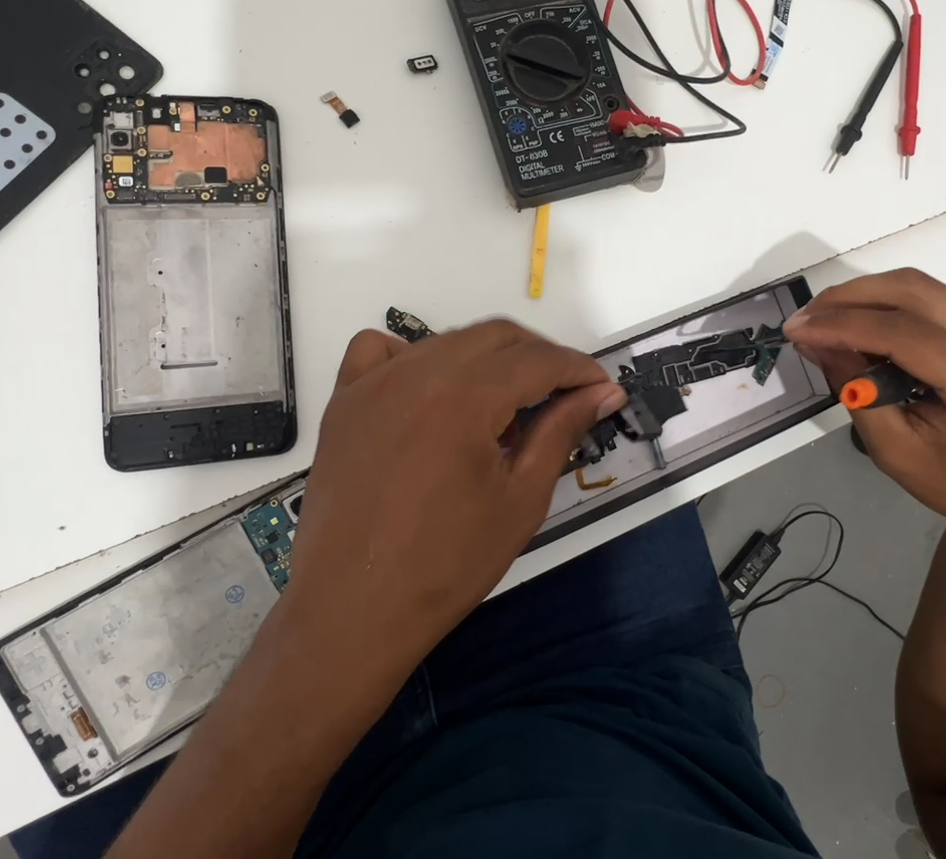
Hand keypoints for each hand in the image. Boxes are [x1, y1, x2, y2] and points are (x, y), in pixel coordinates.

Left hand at [280, 320, 626, 681]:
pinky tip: (429, 394)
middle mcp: (416, 372)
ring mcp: (372, 384)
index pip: (537, 360)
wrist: (353, 609)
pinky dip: (414, 357)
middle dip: (539, 357)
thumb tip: (602, 393)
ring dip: (487, 360)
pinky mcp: (344, 402)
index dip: (578, 369)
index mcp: (463, 396)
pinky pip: (380, 351)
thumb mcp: (521, 499)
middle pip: (494, 336)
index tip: (602, 389)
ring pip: (445, 341)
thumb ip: (561, 431)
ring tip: (501, 412)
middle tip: (563, 397)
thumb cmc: (447, 564)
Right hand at [783, 270, 945, 545]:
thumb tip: (815, 341)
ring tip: (824, 319)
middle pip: (915, 292)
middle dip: (851, 297)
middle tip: (805, 318)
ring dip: (867, 296)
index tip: (796, 330)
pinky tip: (859, 327)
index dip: (844, 324)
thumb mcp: (894, 450)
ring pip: (923, 288)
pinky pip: (933, 302)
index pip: (905, 332)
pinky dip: (889, 306)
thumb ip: (856, 392)